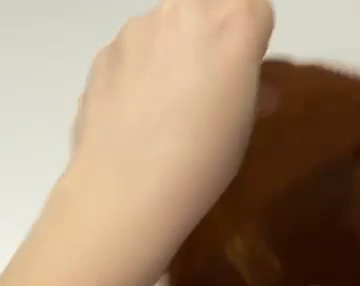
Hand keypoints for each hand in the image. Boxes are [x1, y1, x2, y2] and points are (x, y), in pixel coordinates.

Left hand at [63, 0, 273, 251]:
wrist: (125, 193)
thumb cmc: (199, 165)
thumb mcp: (241, 131)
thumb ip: (249, 93)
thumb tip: (252, 90)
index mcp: (232, 24)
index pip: (255, 10)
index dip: (251, 45)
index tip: (240, 80)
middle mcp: (184, 10)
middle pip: (206, 11)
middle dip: (208, 43)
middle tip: (202, 94)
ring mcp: (138, 29)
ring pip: (164, 30)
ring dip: (169, 56)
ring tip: (161, 114)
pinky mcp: (104, 54)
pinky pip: (131, 56)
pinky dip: (136, 77)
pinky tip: (132, 121)